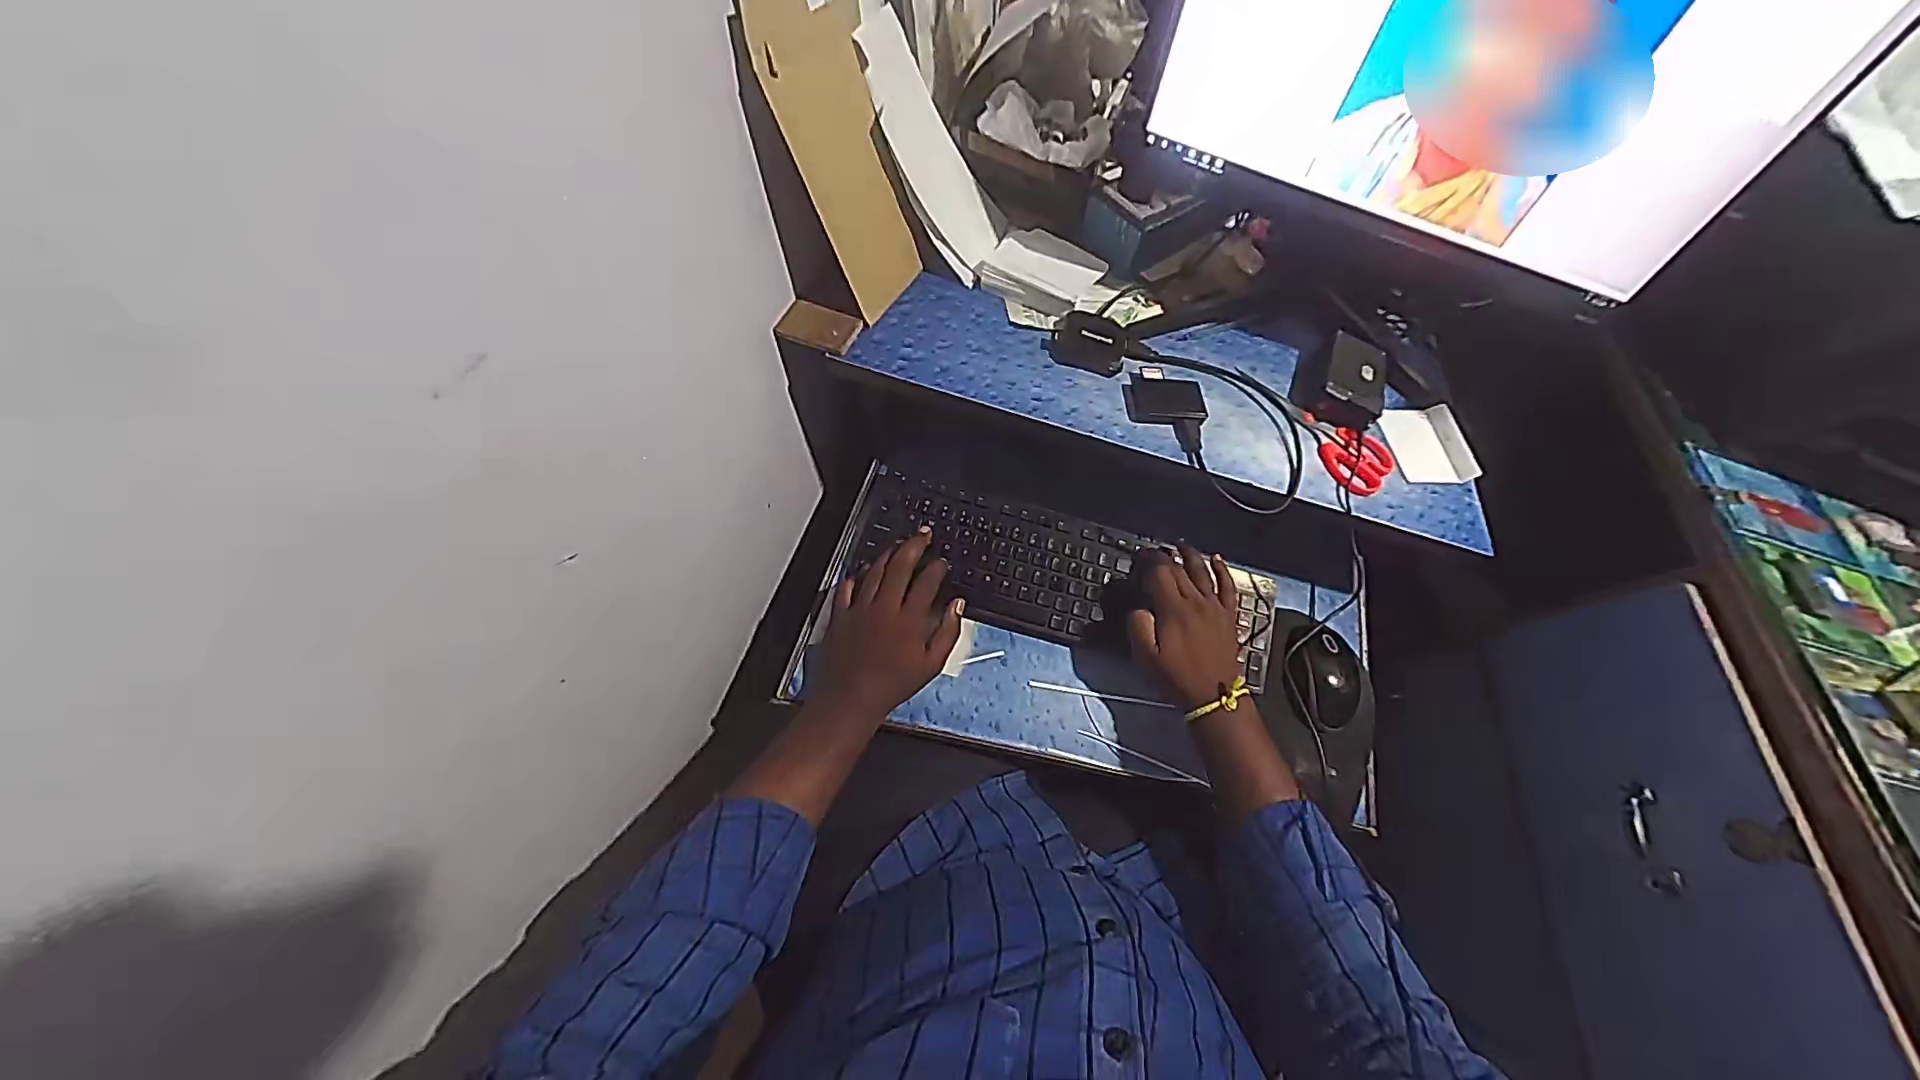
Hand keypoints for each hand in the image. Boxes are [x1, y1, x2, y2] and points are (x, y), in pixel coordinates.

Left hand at [815, 526, 964, 718]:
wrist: (850, 699)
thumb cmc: (891, 685)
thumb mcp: (932, 664)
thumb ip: (948, 631)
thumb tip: (957, 607)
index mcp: (909, 620)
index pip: (927, 582)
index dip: (937, 568)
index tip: (942, 562)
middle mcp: (884, 609)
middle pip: (900, 565)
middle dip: (914, 545)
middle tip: (923, 535)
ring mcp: (860, 609)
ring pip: (874, 570)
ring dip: (888, 553)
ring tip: (898, 544)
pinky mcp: (841, 615)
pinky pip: (848, 586)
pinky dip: (857, 574)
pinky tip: (864, 570)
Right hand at [1128, 545, 1244, 709]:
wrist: (1215, 695)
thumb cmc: (1177, 677)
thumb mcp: (1146, 657)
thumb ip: (1138, 627)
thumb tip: (1139, 608)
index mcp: (1174, 610)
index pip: (1160, 574)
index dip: (1148, 561)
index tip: (1139, 555)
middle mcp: (1196, 602)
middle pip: (1179, 570)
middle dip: (1164, 556)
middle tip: (1152, 550)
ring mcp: (1215, 607)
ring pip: (1203, 572)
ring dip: (1190, 555)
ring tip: (1180, 545)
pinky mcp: (1228, 615)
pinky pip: (1227, 586)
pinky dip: (1222, 570)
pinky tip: (1216, 559)